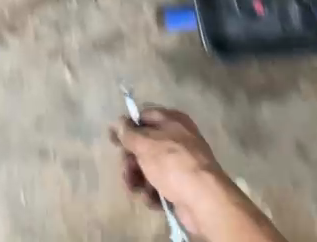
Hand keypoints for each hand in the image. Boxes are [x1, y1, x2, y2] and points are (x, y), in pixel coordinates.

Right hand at [112, 108, 232, 216]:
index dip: (127, 127)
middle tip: (126, 171)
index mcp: (172, 120)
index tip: (112, 140)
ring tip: (137, 190)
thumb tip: (118, 122)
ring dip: (139, 179)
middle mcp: (178, 138)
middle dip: (131, 160)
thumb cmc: (172, 163)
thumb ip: (128, 133)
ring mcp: (181, 163)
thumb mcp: (145, 143)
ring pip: (150, 167)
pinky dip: (152, 192)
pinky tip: (151, 199)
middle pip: (145, 144)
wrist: (204, 200)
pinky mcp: (182, 185)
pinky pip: (160, 184)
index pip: (144, 116)